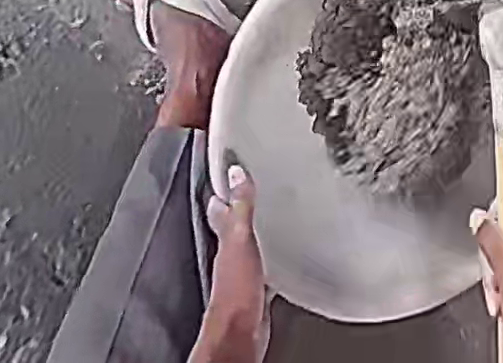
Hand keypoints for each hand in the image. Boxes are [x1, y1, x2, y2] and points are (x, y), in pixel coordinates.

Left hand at [191, 164, 267, 362]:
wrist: (241, 335)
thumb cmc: (236, 291)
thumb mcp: (240, 240)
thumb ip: (241, 208)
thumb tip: (236, 173)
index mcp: (225, 239)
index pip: (220, 205)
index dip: (224, 187)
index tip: (231, 166)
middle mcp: (231, 253)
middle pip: (234, 223)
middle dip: (240, 205)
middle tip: (252, 184)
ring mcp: (243, 271)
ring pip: (249, 242)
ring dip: (257, 228)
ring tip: (271, 212)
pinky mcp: (257, 287)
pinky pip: (265, 263)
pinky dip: (272, 255)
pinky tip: (282, 253)